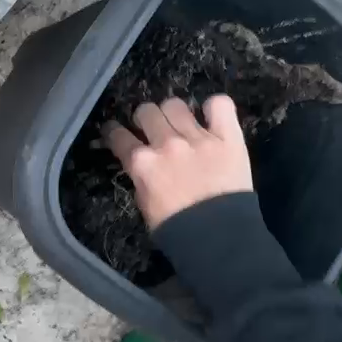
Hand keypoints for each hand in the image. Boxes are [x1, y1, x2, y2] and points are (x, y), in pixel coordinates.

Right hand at [103, 95, 253, 229]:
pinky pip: (219, 105)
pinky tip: (211, 117)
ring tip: (180, 123)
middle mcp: (166, 144)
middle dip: (144, 119)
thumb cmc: (175, 226)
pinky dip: (213, 108)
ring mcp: (198, 138)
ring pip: (176, 105)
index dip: (113, 131)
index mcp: (141, 162)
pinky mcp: (228, 138)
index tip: (116, 132)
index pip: (117, 135)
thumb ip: (141, 177)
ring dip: (173, 112)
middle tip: (151, 129)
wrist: (217, 236)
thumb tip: (142, 165)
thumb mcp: (143, 202)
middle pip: (146, 111)